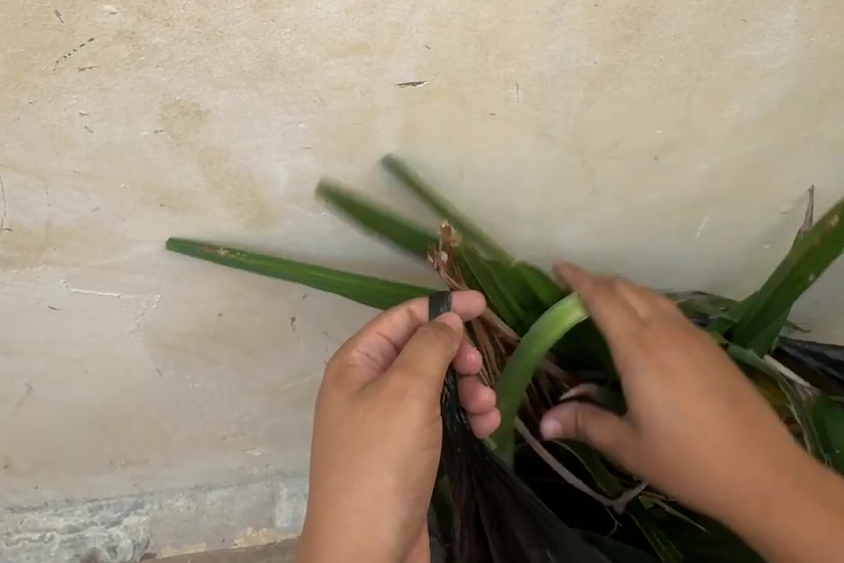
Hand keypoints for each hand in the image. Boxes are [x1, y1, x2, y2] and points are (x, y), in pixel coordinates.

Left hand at [297, 292, 499, 562]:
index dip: (442, 306)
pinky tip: (485, 427)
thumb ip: (430, 346)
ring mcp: (384, 423)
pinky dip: (464, 417)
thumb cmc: (381, 462)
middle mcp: (366, 386)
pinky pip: (438, 419)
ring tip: (487, 407)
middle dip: (456, 355)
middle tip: (479, 369)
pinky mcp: (403, 455)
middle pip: (420, 350)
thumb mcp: (407, 391)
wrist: (366, 555)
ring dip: (467, 389)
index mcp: (356, 362)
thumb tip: (447, 317)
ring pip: (435, 386)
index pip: (402, 317)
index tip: (483, 305)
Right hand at [538, 262, 794, 525]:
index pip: (601, 298)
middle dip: (597, 281)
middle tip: (573, 289)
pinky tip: (647, 327)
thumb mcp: (631, 448)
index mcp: (639, 349)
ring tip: (606, 302)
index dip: (577, 279)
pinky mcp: (712, 347)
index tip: (557, 267)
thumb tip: (544, 423)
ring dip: (624, 290)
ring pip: (651, 295)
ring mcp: (693, 336)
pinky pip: (670, 310)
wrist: (765, 472)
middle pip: (626, 288)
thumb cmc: (690, 462)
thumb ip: (587, 425)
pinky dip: (647, 304)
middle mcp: (665, 331)